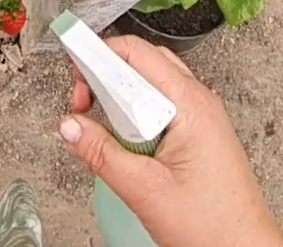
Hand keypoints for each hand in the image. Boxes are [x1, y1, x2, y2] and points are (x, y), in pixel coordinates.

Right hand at [59, 35, 282, 246]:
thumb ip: (101, 154)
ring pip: (152, 83)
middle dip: (106, 73)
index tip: (74, 69)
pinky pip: (161, 104)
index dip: (100, 56)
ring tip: (101, 121)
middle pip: (143, 61)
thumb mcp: (145, 191)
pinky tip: (126, 138)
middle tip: (82, 102)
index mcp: (189, 104)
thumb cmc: (213, 229)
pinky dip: (137, 111)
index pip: (137, 54)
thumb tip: (69, 125)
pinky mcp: (200, 133)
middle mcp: (199, 101)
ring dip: (121, 94)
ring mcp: (202, 116)